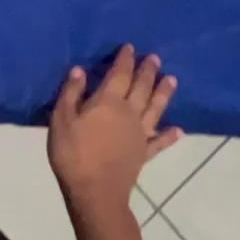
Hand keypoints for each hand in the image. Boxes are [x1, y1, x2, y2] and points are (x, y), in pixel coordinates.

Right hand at [47, 44, 180, 212]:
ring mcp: (140, 134)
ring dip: (164, 94)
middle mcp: (129, 114)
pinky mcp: (144, 153)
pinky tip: (178, 130)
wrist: (95, 191)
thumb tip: (81, 70)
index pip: (120, 75)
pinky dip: (169, 135)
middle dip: (147, 72)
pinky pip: (159, 142)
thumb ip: (71, 93)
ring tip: (172, 80)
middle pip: (141, 88)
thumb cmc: (72, 152)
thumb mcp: (61, 119)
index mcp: (108, 102)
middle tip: (155, 58)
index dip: (125, 60)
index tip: (130, 47)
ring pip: (155, 109)